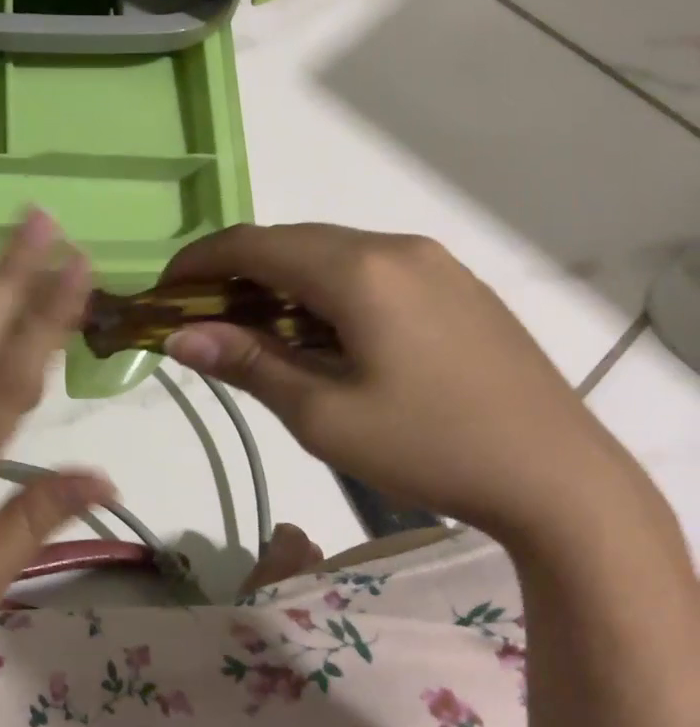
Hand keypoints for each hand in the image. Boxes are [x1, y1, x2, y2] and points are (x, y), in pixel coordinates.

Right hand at [159, 223, 626, 536]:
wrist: (565, 484)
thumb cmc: (429, 446)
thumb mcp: (321, 415)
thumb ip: (246, 364)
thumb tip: (175, 337)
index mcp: (357, 272)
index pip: (248, 245)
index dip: (193, 264)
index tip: (161, 297)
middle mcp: (394, 249)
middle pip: (285, 241)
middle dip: (230, 272)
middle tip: (198, 318)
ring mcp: (432, 264)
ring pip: (324, 252)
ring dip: (274, 279)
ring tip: (251, 329)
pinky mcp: (455, 285)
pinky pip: (364, 267)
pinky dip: (318, 287)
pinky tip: (316, 332)